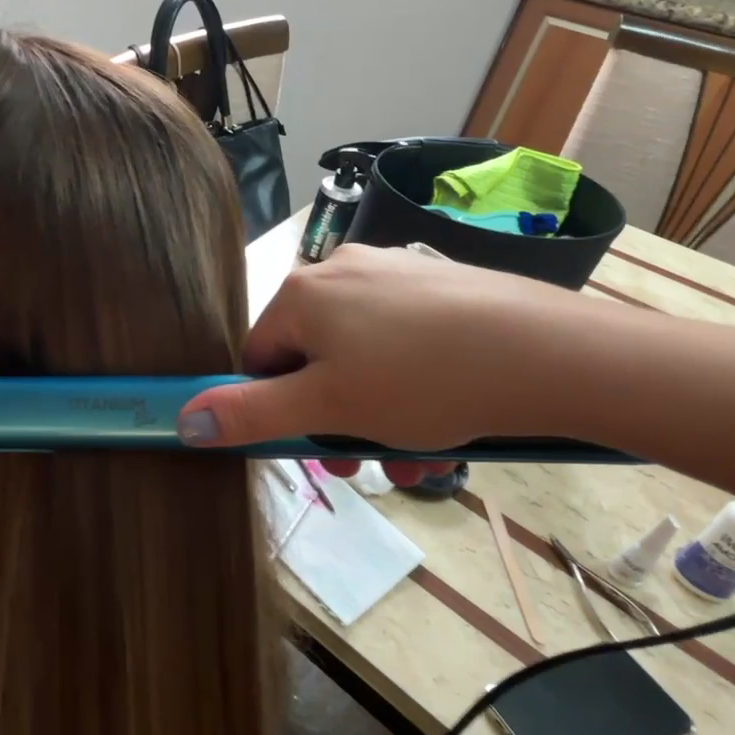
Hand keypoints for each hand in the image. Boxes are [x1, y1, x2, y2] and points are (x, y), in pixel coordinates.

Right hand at [176, 245, 583, 483]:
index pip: (258, 359)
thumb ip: (251, 415)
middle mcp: (339, 269)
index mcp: (300, 293)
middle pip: (312, 359)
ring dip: (378, 414)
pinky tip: (447, 422)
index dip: (280, 411)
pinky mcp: (439, 283)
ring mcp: (393, 272)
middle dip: (336, 421)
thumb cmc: (421, 381)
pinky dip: (413, 384)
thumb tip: (183, 420)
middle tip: (371, 465)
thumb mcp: (328, 410)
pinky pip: (404, 340)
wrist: (551, 352)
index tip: (318, 451)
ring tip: (418, 455)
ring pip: (362, 356)